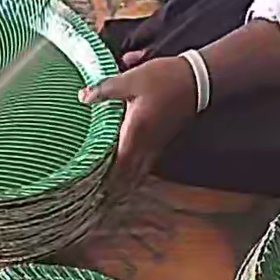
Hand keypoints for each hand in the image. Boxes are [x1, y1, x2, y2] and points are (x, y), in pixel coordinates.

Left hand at [79, 52, 197, 193]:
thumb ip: (106, 89)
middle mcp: (145, 145)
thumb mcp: (132, 79)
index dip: (106, 180)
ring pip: (138, 174)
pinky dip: (136, 175)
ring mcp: (155, 146)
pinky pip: (146, 166)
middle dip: (114, 189)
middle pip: (128, 176)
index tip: (94, 190)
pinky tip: (130, 178)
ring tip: (113, 196)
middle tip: (100, 200)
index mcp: (135, 133)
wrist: (196, 80)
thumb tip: (83, 97)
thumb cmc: (165, 79)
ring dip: (126, 185)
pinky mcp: (161, 143)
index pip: (118, 165)